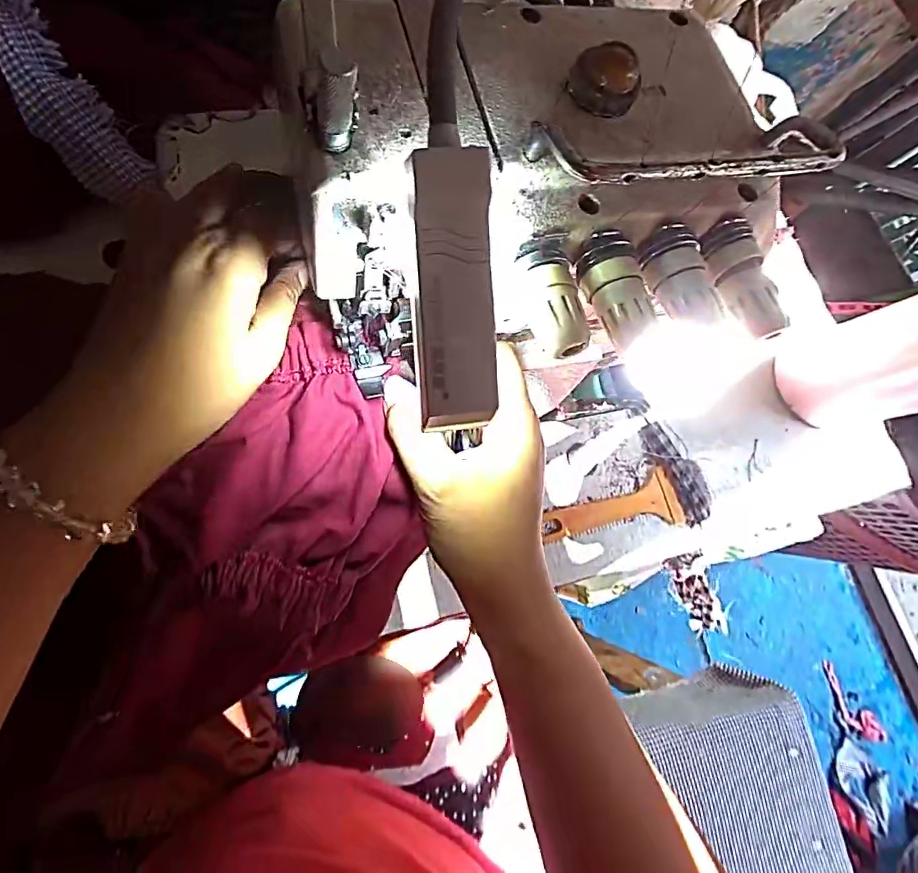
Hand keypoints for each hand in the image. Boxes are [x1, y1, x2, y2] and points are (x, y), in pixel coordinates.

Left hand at [8, 168, 306, 516]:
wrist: (116, 412)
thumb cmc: (199, 390)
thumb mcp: (259, 353)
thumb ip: (283, 300)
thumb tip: (299, 267)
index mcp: (232, 259)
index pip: (274, 216)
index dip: (299, 221)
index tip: (315, 237)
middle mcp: (193, 235)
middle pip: (235, 187)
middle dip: (268, 190)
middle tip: (291, 209)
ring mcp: (157, 238)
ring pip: (200, 191)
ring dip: (233, 190)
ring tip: (256, 207)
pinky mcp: (134, 251)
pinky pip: (163, 206)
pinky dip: (190, 203)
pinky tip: (203, 220)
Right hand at [384, 341, 545, 606]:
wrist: (502, 586)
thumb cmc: (483, 541)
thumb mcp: (436, 481)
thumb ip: (410, 433)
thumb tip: (395, 394)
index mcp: (518, 426)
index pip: (502, 359)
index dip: (471, 339)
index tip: (441, 331)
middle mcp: (522, 432)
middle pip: (488, 379)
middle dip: (451, 370)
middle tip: (417, 366)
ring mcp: (513, 449)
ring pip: (479, 406)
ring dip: (450, 400)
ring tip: (419, 396)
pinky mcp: (501, 465)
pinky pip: (476, 428)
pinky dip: (453, 423)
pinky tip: (430, 433)